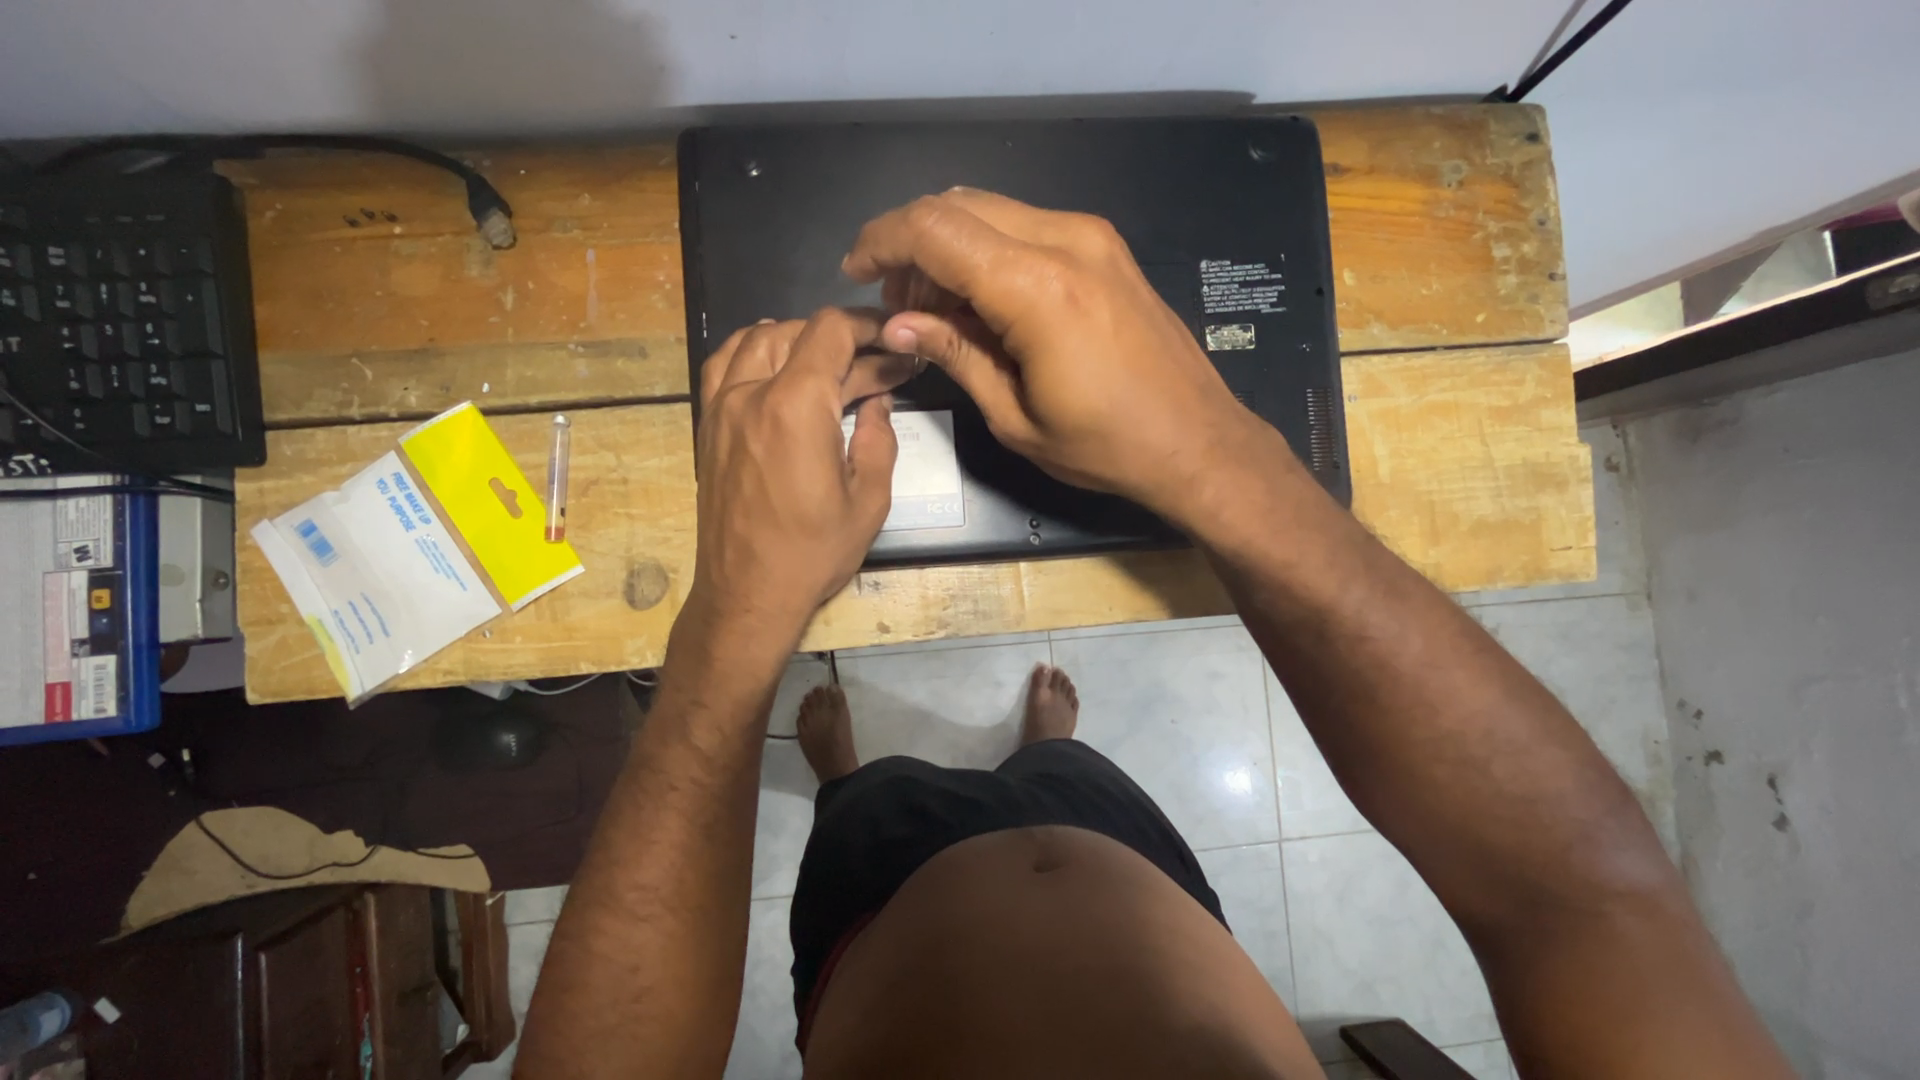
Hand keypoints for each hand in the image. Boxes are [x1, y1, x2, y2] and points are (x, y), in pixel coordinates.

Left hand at [683, 309, 912, 647]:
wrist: (747, 593)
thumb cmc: (813, 553)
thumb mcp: (869, 500)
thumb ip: (878, 439)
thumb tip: (876, 402)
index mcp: (796, 405)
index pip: (830, 331)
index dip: (868, 325)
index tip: (894, 339)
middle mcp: (751, 392)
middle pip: (796, 332)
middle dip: (842, 340)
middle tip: (877, 366)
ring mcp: (721, 408)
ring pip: (755, 340)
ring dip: (797, 339)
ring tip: (830, 361)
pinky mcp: (708, 427)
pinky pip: (723, 366)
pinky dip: (752, 352)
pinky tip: (775, 368)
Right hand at [843, 188, 1296, 527]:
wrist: (1197, 440)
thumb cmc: (1104, 445)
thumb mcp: (1015, 416)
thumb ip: (954, 355)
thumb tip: (895, 324)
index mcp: (1036, 288)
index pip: (934, 230)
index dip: (881, 241)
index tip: (855, 272)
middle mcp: (1065, 241)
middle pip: (958, 205)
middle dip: (910, 243)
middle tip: (895, 302)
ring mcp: (1091, 237)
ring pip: (991, 209)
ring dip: (948, 245)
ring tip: (932, 307)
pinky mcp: (1105, 248)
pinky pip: (1025, 226)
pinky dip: (986, 250)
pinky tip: (979, 299)